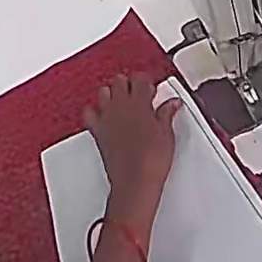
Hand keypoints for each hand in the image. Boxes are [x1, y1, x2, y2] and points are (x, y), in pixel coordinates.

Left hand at [84, 74, 181, 227]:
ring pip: (103, 91)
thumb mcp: (167, 135)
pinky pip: (89, 113)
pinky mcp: (98, 131)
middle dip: (129, 83)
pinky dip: (94, 111)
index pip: (140, 80)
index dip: (146, 81)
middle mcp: (121, 107)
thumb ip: (166, 114)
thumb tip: (171, 104)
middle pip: (120, 80)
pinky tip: (104, 115)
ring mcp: (107, 118)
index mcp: (139, 104)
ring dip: (112, 93)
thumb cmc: (151, 161)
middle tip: (139, 93)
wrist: (135, 182)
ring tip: (122, 100)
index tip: (150, 87)